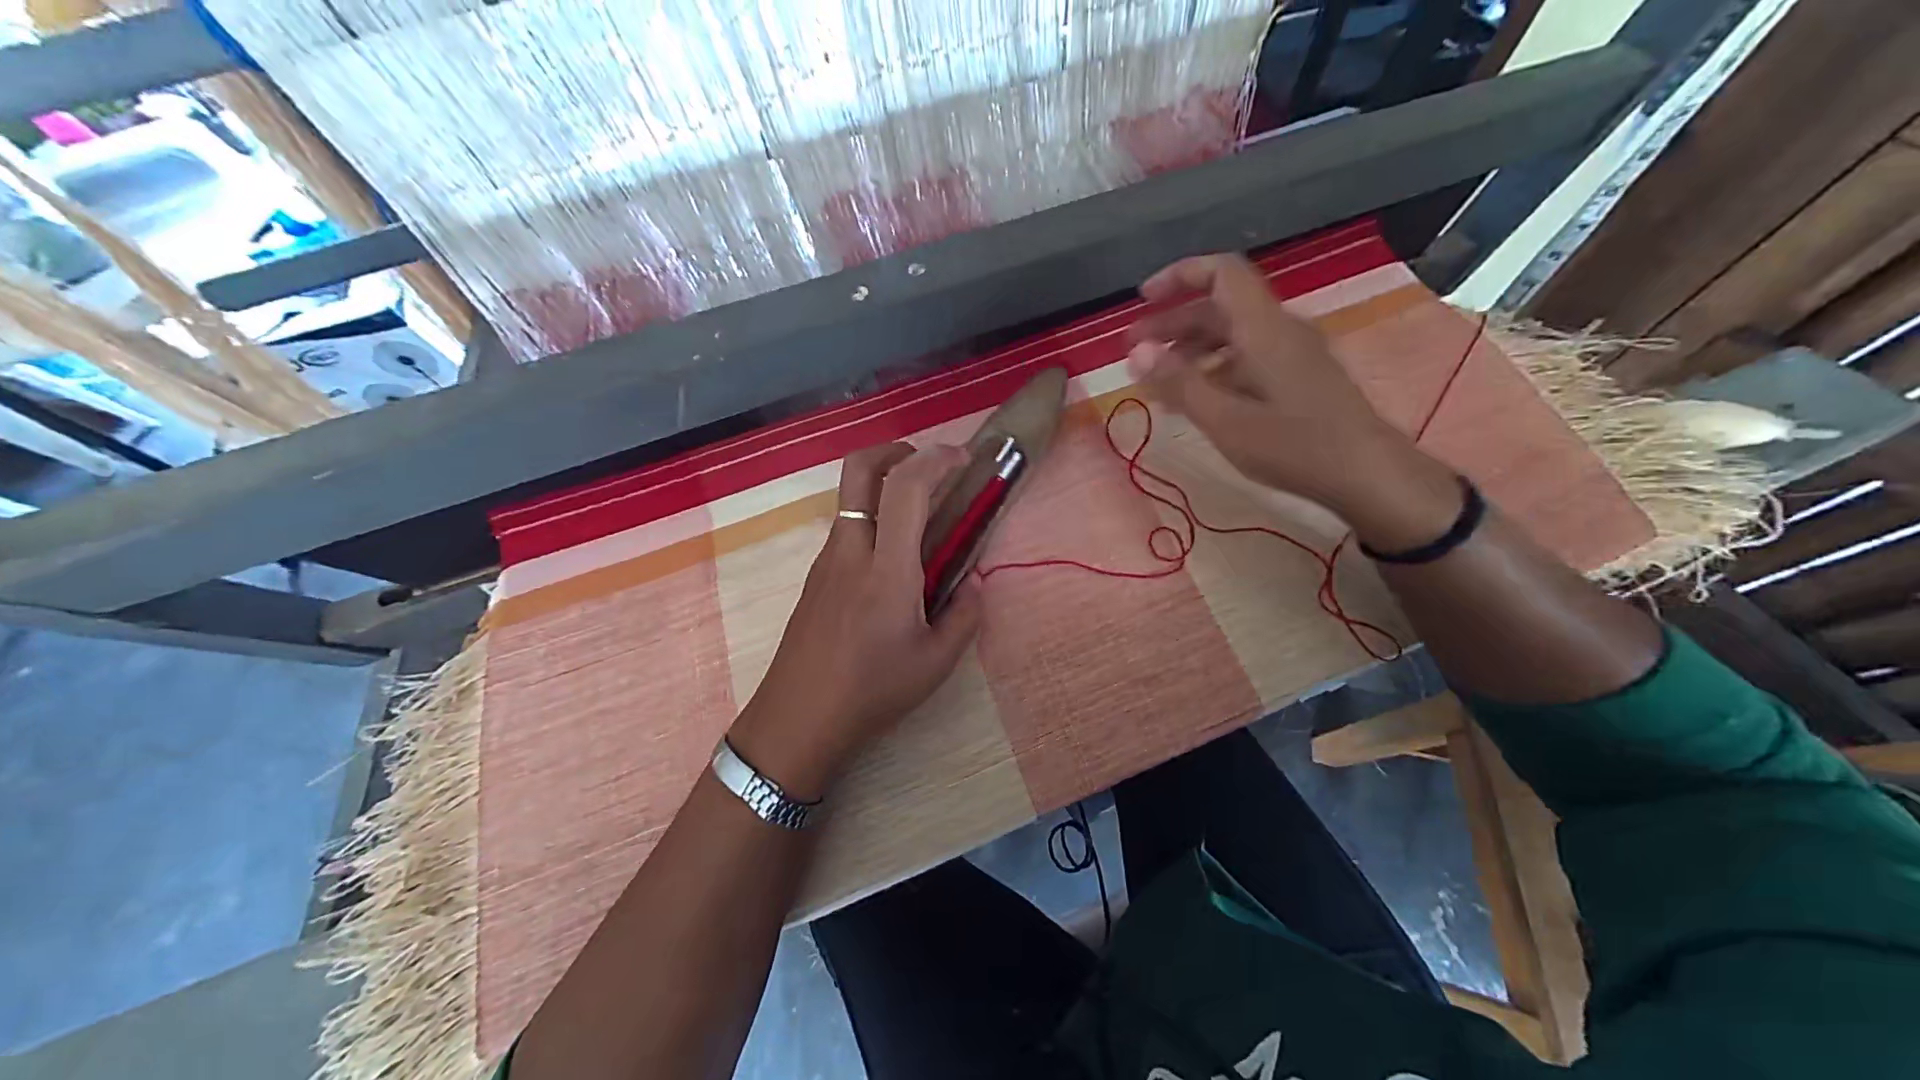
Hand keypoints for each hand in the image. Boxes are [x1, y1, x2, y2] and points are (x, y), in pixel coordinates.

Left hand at [727, 442, 982, 799]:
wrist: (798, 719)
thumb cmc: (871, 693)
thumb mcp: (935, 663)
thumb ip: (964, 614)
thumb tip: (972, 580)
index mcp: (887, 569)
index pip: (906, 487)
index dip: (938, 459)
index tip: (964, 459)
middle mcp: (851, 551)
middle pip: (859, 469)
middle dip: (896, 449)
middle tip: (928, 464)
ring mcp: (826, 560)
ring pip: (850, 497)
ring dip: (884, 485)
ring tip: (920, 515)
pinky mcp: (815, 576)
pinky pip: (846, 528)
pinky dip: (873, 518)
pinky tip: (893, 558)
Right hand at [1127, 253, 1460, 550]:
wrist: (1367, 474)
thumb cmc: (1293, 446)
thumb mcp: (1225, 420)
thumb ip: (1179, 383)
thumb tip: (1136, 353)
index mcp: (1263, 328)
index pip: (1221, 273)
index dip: (1179, 276)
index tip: (1142, 300)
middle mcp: (1279, 330)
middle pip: (1220, 308)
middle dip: (1172, 324)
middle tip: (1134, 354)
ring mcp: (1293, 354)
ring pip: (1233, 336)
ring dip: (1190, 351)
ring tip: (1159, 384)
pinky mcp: (1299, 377)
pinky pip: (1248, 358)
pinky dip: (1214, 370)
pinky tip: (1197, 401)